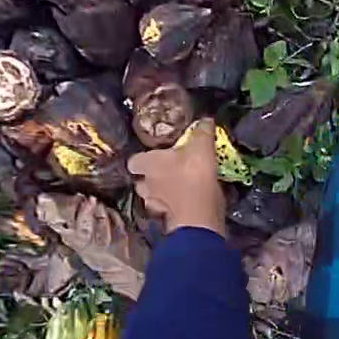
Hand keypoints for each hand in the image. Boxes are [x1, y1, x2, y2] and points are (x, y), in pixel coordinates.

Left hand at [128, 119, 226, 236]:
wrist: (199, 216)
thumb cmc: (195, 176)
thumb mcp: (202, 147)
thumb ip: (202, 132)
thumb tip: (205, 119)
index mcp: (149, 164)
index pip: (134, 160)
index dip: (143, 158)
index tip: (155, 155)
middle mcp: (147, 184)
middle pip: (141, 180)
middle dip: (151, 178)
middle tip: (167, 172)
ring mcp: (156, 204)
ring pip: (152, 197)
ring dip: (160, 194)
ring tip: (175, 189)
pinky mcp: (168, 219)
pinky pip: (166, 211)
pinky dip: (172, 208)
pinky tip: (184, 203)